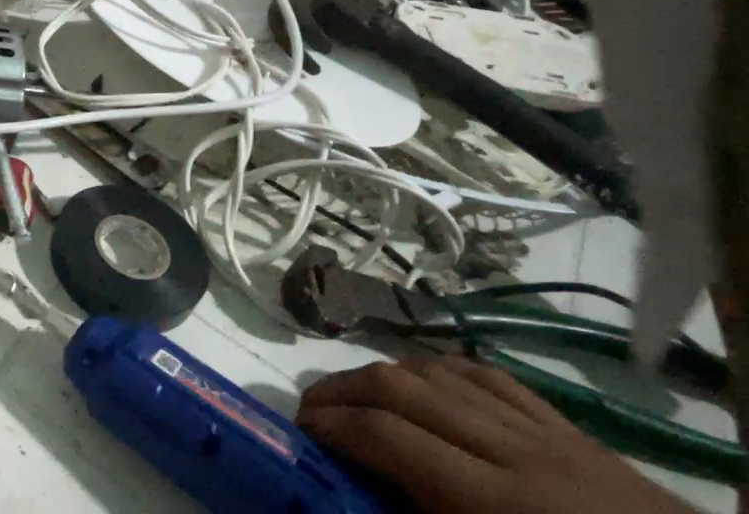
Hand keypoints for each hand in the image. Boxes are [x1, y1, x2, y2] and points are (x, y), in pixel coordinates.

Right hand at [298, 356, 692, 513]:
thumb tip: (352, 503)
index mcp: (499, 505)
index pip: (386, 436)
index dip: (330, 426)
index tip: (299, 434)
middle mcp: (516, 453)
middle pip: (400, 387)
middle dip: (340, 391)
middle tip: (312, 412)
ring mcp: (548, 434)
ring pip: (438, 372)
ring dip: (381, 377)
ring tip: (355, 398)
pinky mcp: (572, 430)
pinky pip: (491, 376)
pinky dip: (440, 371)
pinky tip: (421, 383)